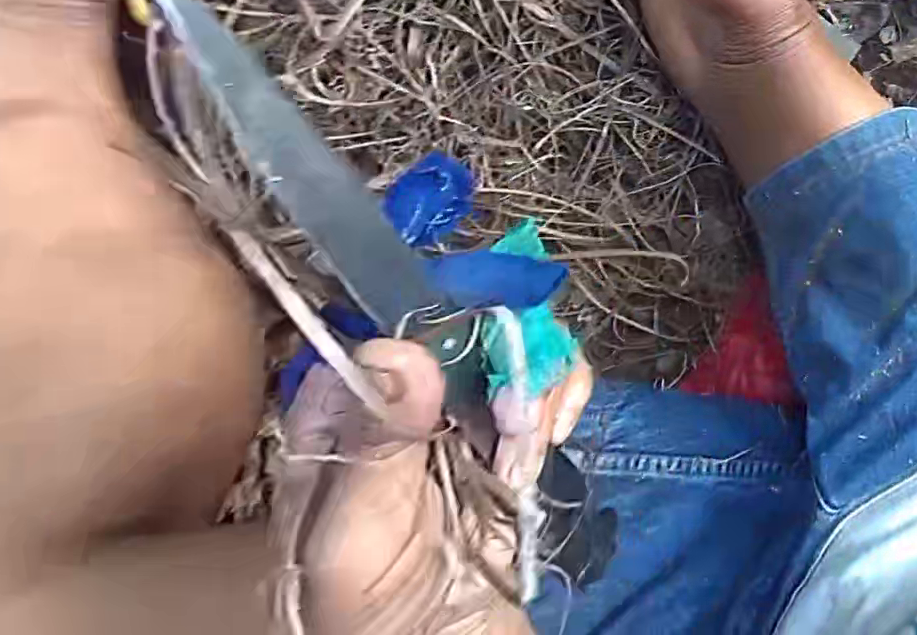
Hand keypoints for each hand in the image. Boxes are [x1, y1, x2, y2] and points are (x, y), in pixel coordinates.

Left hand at [270, 338, 592, 634]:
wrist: (448, 627)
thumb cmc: (375, 597)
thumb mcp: (356, 536)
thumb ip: (376, 446)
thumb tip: (397, 348)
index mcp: (349, 407)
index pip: (387, 322)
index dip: (435, 313)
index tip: (476, 333)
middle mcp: (413, 386)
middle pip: (472, 318)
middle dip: (508, 355)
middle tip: (512, 414)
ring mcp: (472, 394)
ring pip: (524, 337)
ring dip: (540, 384)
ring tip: (528, 447)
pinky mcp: (521, 407)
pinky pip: (560, 367)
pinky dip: (568, 391)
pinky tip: (553, 435)